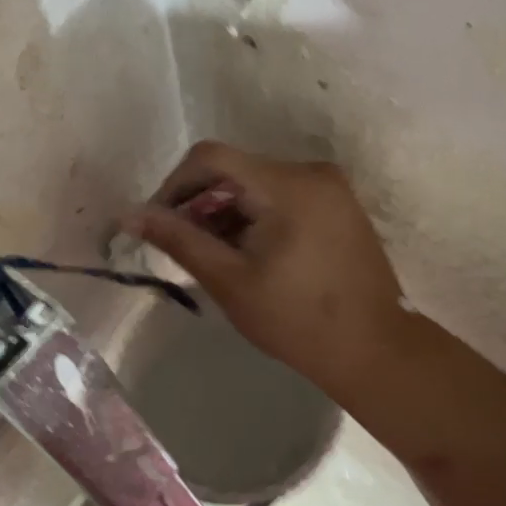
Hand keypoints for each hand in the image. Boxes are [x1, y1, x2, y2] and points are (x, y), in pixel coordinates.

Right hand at [123, 141, 408, 390]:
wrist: (375, 348)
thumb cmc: (296, 319)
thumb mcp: (228, 280)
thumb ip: (179, 240)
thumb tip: (130, 215)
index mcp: (286, 184)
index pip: (210, 157)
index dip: (174, 184)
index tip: (159, 223)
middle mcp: (310, 171)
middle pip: (235, 169)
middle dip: (200, 202)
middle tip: (184, 248)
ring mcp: (331, 187)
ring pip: (257, 184)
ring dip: (227, 211)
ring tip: (215, 257)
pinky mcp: (339, 205)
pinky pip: (283, 196)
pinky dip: (256, 216)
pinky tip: (249, 254)